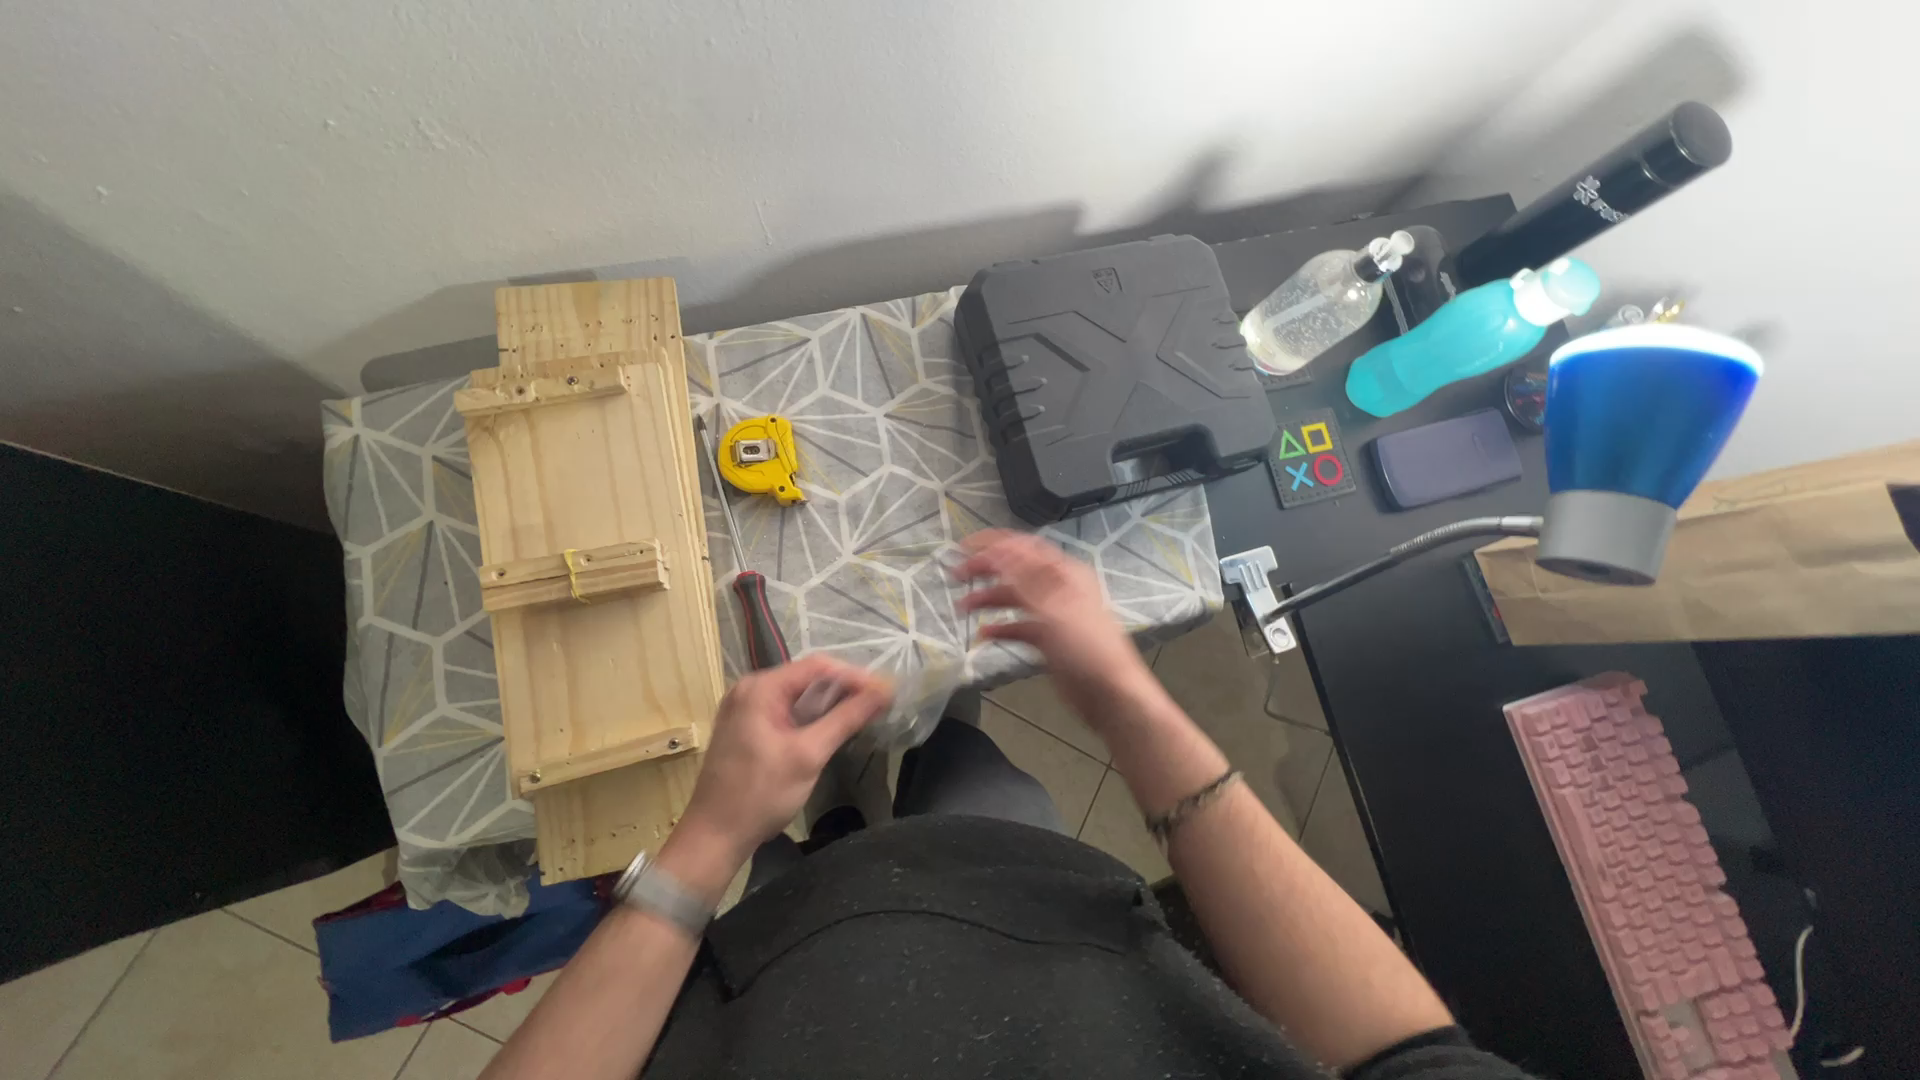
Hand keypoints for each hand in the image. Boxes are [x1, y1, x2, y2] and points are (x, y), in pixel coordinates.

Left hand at [677, 654, 892, 865]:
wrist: (713, 837)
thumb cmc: (760, 795)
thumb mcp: (808, 755)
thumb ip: (846, 719)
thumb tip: (884, 692)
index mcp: (760, 688)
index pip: (818, 667)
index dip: (855, 676)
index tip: (885, 692)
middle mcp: (750, 689)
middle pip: (807, 678)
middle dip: (844, 689)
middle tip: (878, 704)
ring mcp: (745, 708)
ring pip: (798, 695)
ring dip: (829, 704)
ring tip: (862, 715)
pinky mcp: (746, 727)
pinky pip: (786, 710)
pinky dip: (811, 716)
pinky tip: (831, 728)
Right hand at [954, 530, 1153, 715]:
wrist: (1110, 694)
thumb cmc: (1087, 648)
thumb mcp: (1055, 610)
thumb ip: (1025, 579)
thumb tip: (997, 550)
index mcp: (1064, 574)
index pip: (1024, 547)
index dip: (993, 543)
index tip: (963, 547)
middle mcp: (1058, 589)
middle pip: (1016, 570)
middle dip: (986, 570)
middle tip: (957, 576)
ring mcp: (1053, 614)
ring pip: (1015, 598)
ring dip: (989, 599)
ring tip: (962, 608)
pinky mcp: (1048, 639)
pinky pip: (1019, 626)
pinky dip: (1001, 627)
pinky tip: (983, 634)